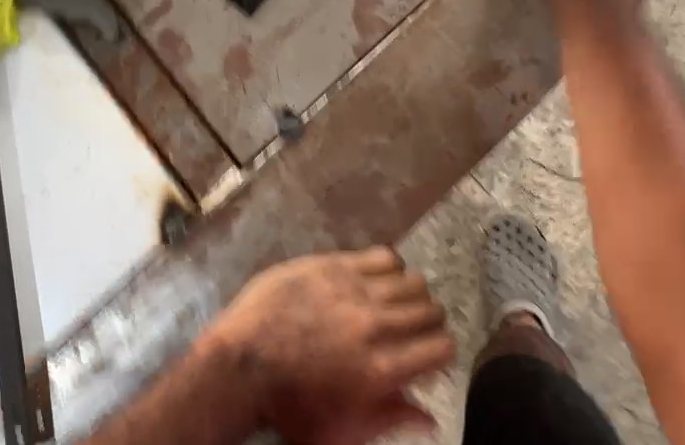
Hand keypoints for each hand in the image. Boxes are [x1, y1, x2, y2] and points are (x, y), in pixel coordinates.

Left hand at [200, 248, 454, 444]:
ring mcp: (355, 291)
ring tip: (396, 304)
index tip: (430, 356)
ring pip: (412, 280)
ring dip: (411, 294)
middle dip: (429, 322)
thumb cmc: (290, 405)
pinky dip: (389, 269)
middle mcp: (377, 326)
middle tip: (413, 331)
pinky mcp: (334, 265)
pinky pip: (382, 256)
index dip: (440, 352)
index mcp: (383, 370)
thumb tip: (431, 416)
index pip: (443, 347)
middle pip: (430, 310)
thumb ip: (392, 418)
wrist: (241, 365)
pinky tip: (377, 280)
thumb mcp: (344, 429)